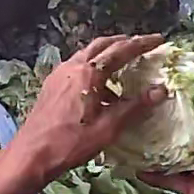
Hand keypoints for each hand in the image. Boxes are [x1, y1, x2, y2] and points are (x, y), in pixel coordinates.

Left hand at [0, 34, 165, 189]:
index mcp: (88, 73)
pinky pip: (77, 67)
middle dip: (123, 42)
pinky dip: (93, 68)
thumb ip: (135, 107)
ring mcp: (59, 74)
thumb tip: (161, 90)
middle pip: (102, 45)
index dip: (142, 43)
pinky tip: (100, 88)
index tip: (159, 39)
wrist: (32, 154)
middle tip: (141, 45)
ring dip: (107, 54)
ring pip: (87, 54)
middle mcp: (73, 67)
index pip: (121, 50)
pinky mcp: (52, 85)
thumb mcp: (108, 127)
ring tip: (123, 65)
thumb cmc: (71, 142)